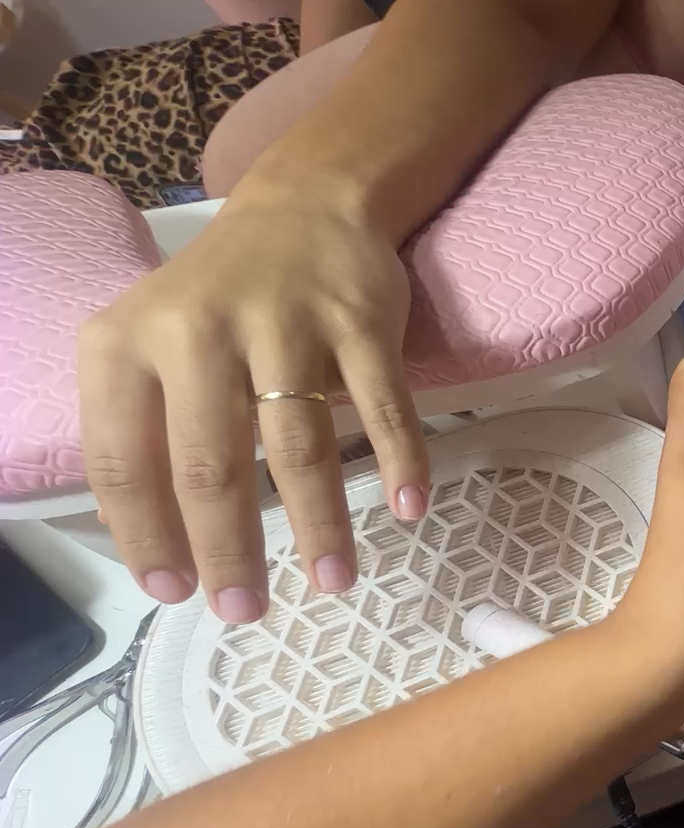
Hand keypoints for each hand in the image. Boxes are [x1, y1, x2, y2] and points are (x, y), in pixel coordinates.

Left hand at [78, 201, 425, 623]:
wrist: (306, 212)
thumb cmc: (232, 293)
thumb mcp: (161, 340)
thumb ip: (160, 417)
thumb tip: (182, 525)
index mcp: (126, 344)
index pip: (124, 458)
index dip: (146, 533)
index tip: (176, 592)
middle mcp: (198, 336)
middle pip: (213, 464)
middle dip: (230, 549)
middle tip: (248, 611)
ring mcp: (288, 330)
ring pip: (301, 446)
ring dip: (321, 523)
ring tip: (335, 581)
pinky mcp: (363, 329)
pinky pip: (386, 408)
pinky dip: (401, 462)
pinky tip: (410, 509)